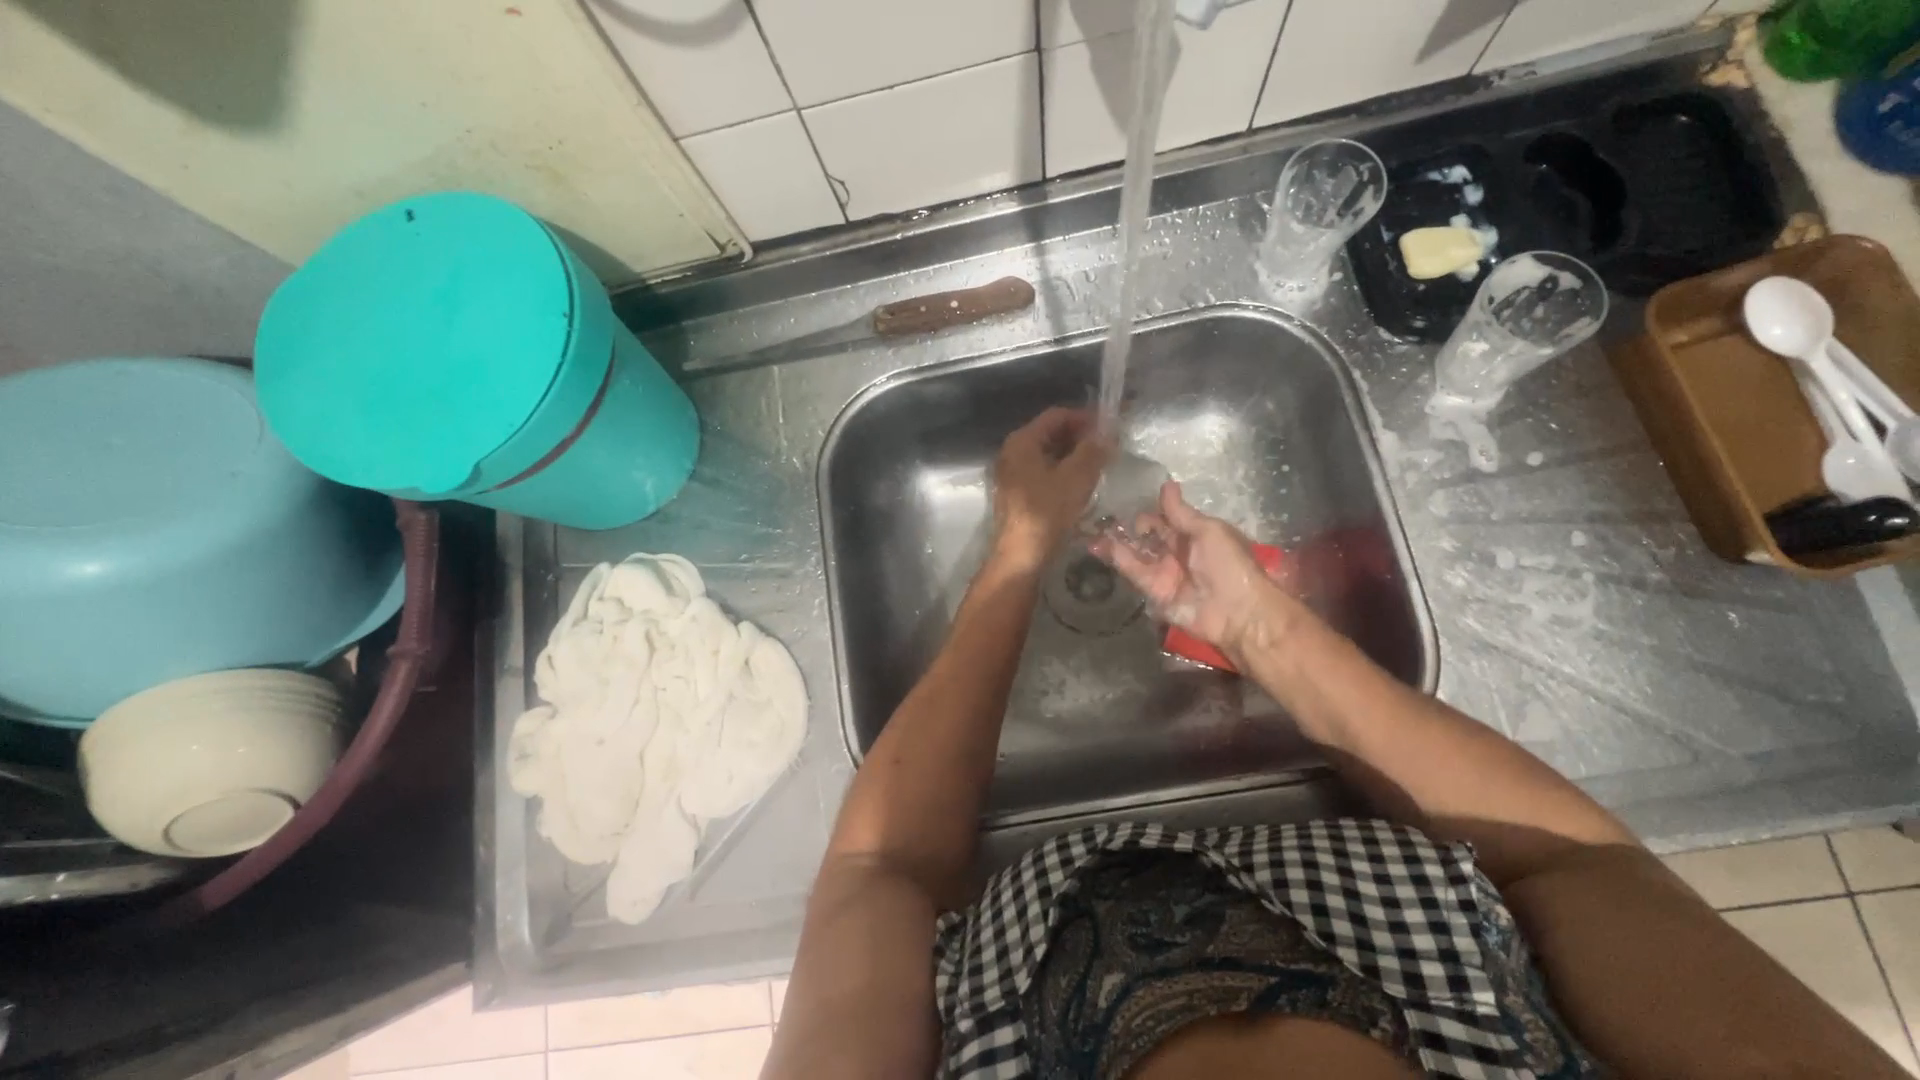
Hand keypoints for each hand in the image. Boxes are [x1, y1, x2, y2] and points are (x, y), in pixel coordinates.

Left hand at [991, 406, 1110, 569]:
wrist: (1020, 556)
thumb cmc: (1047, 513)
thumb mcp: (1076, 478)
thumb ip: (1092, 450)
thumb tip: (1107, 433)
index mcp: (1022, 442)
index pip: (1057, 415)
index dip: (1085, 417)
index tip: (1110, 426)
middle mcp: (1012, 452)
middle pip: (1051, 433)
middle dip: (1081, 437)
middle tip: (1108, 446)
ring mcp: (1012, 474)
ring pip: (1048, 454)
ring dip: (1074, 455)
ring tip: (1100, 464)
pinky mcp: (1017, 494)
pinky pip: (1043, 472)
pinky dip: (1063, 471)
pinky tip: (1082, 483)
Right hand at [1093, 481, 1303, 661]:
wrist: (1237, 611)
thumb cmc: (1229, 564)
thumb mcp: (1208, 531)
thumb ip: (1181, 512)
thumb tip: (1166, 485)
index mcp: (1195, 534)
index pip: (1167, 518)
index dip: (1150, 509)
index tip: (1126, 495)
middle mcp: (1178, 551)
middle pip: (1149, 535)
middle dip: (1129, 524)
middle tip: (1101, 510)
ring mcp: (1164, 571)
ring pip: (1136, 552)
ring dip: (1116, 539)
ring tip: (1091, 525)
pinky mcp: (1153, 590)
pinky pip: (1132, 571)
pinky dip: (1115, 557)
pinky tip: (1097, 544)